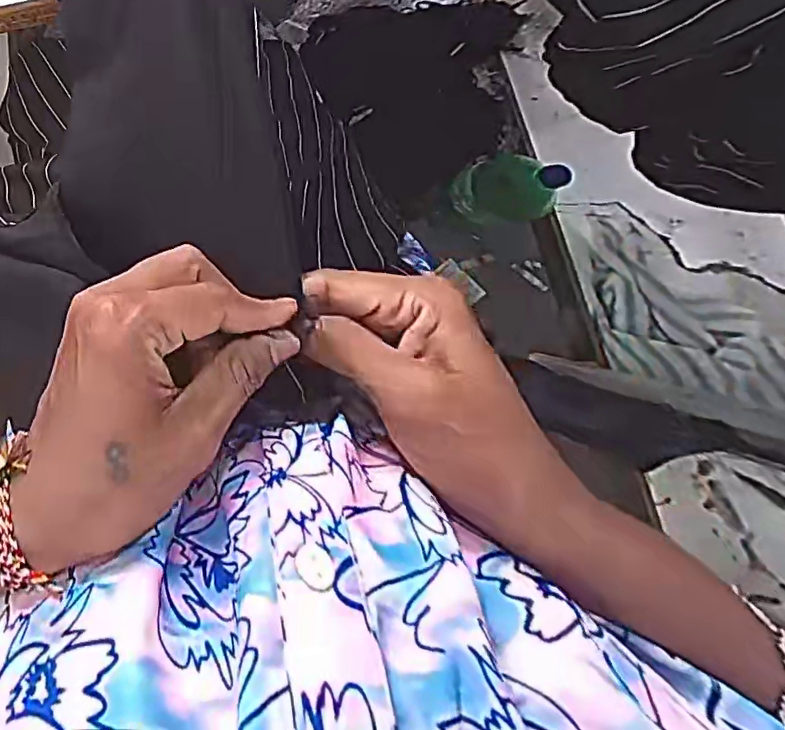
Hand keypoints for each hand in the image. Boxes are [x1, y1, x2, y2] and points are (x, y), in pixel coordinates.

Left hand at [12, 245, 301, 572]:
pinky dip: (178, 316)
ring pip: (168, 276)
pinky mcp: (90, 322)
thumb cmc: (111, 486)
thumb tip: (277, 340)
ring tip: (217, 359)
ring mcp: (91, 308)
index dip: (258, 310)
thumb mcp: (193, 432)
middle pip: (187, 267)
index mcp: (126, 324)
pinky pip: (147, 295)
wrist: (44, 509)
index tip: (289, 320)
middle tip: (253, 342)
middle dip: (228, 299)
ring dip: (204, 308)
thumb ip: (240, 372)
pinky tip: (189, 358)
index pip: (211, 297)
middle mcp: (103, 302)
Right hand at [301, 269, 583, 539]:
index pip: (338, 282)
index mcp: (423, 297)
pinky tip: (318, 379)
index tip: (267, 335)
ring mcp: (407, 334)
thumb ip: (348, 347)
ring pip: (340, 328)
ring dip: (317, 348)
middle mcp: (414, 305)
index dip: (301, 306)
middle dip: (307, 328)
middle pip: (336, 302)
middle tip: (274, 358)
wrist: (518, 502)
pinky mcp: (400, 362)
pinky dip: (333, 365)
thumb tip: (296, 322)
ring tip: (289, 370)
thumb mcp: (406, 393)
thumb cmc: (475, 450)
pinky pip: (352, 351)